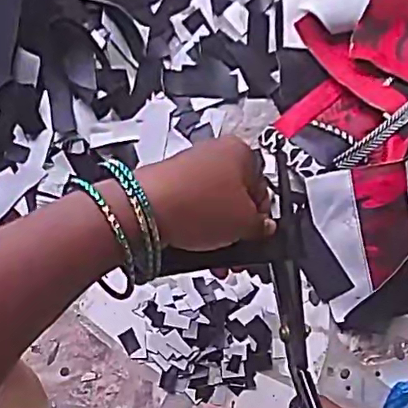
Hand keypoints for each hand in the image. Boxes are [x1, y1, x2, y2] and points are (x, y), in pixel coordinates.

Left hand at [137, 136, 275, 251]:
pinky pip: (189, 212)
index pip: (263, 187)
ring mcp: (187, 170)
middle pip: (235, 199)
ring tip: (215, 256)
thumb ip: (261, 227)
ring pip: (211, 208)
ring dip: (217, 235)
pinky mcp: (166, 188)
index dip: (263, 218)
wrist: (144, 211)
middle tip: (237, 251)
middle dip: (237, 231)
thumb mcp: (245, 224)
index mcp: (240, 150)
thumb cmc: (191, 204)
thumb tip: (263, 228)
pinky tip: (195, 248)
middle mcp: (212, 154)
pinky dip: (194, 230)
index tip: (259, 237)